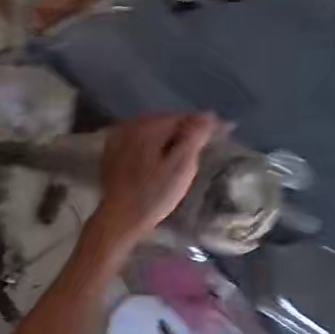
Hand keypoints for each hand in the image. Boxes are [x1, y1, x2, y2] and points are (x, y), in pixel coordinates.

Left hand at [87, 114, 217, 247]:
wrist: (120, 218)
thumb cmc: (154, 195)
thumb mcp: (181, 166)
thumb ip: (194, 137)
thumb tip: (209, 115)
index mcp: (148, 126)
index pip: (183, 117)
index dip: (203, 125)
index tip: (222, 133)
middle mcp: (130, 125)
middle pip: (166, 121)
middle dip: (185, 130)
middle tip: (203, 145)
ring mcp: (118, 138)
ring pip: (152, 130)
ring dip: (169, 137)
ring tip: (184, 153)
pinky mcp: (112, 151)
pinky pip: (139, 140)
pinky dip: (153, 145)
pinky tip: (160, 160)